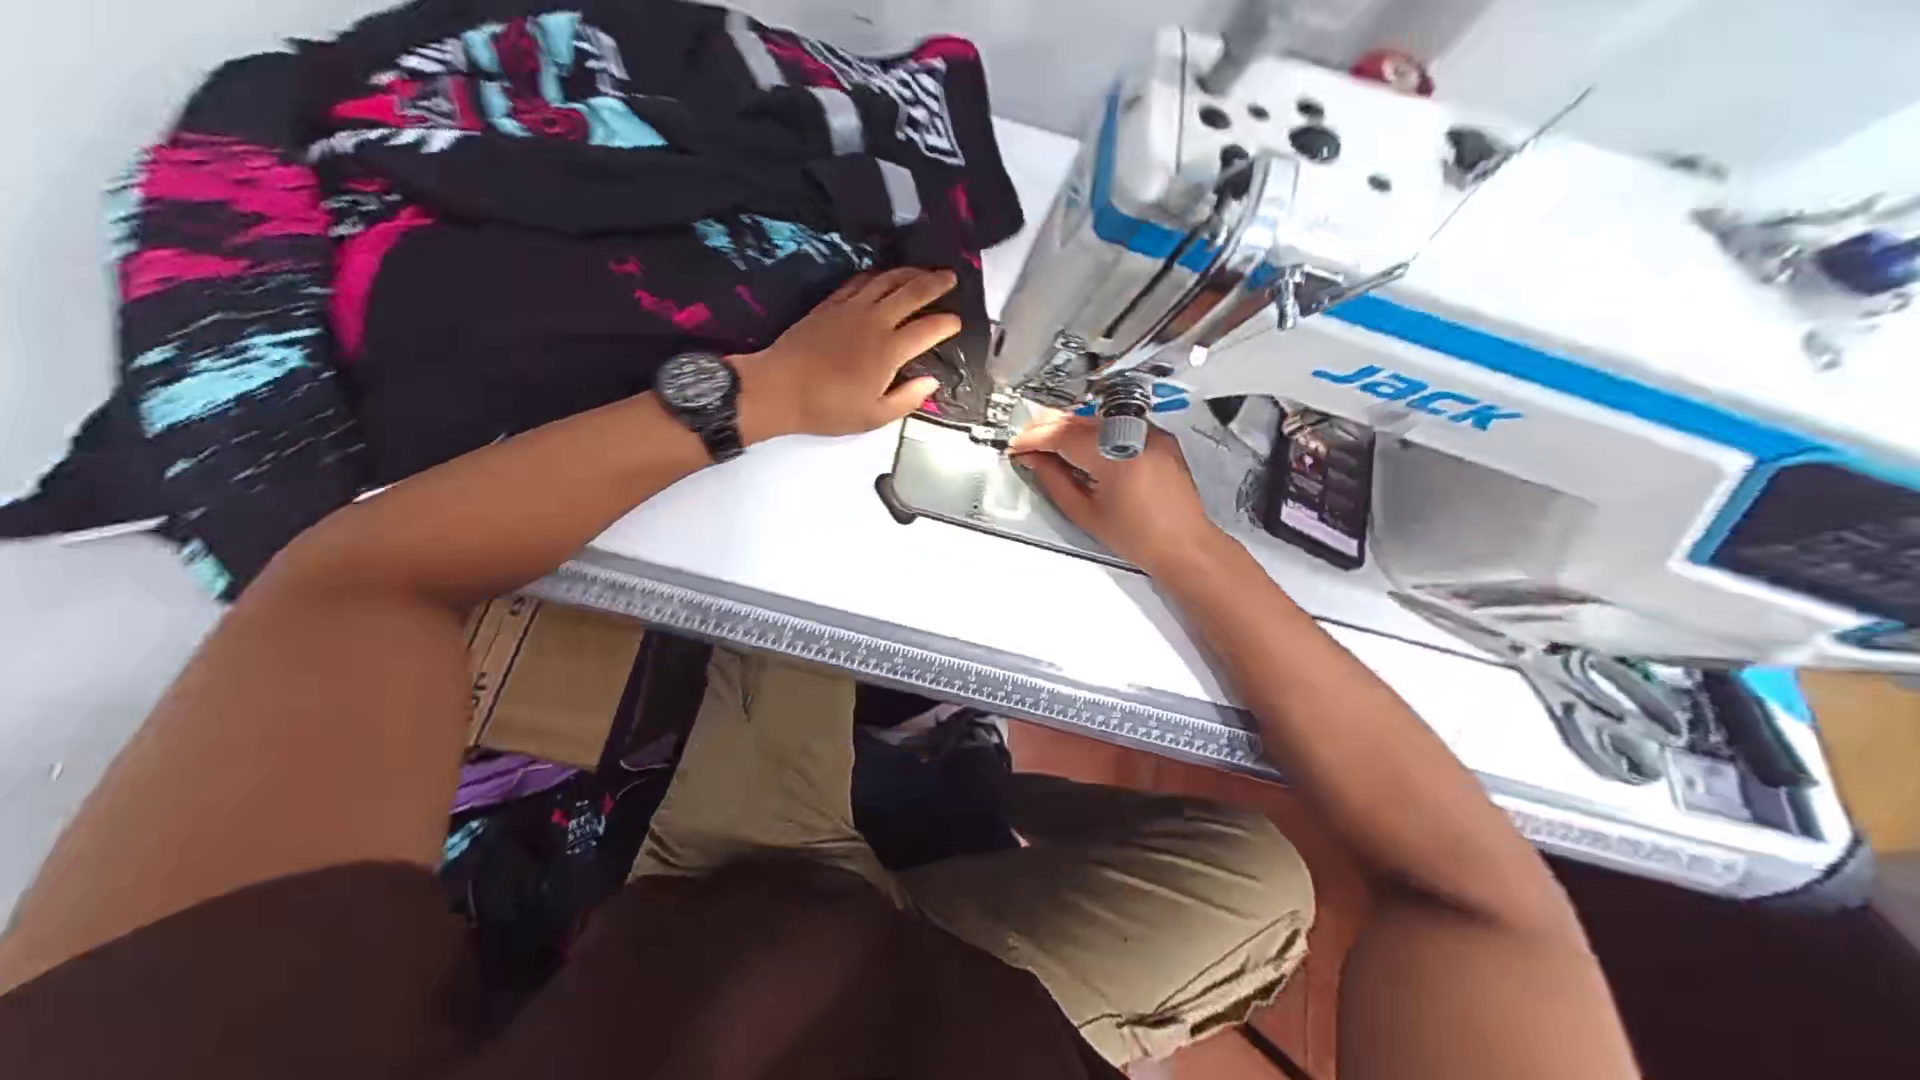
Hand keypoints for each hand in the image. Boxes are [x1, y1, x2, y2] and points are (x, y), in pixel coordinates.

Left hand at [734, 268, 960, 442]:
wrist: (779, 388)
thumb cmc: (826, 408)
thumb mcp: (873, 417)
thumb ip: (907, 399)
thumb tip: (930, 383)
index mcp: (888, 351)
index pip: (928, 329)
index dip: (947, 323)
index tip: (956, 323)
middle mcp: (873, 322)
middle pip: (912, 292)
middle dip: (935, 282)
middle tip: (950, 277)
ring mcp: (850, 309)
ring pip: (886, 279)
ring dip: (909, 272)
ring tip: (923, 271)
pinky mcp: (830, 305)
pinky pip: (859, 281)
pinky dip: (876, 275)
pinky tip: (882, 276)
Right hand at [1008, 413, 1221, 571]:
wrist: (1184, 544)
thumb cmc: (1142, 538)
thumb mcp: (1085, 513)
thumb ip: (1055, 481)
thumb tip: (1035, 460)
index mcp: (1116, 457)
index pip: (1064, 435)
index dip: (1034, 438)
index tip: (1018, 446)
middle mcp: (1136, 436)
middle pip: (1079, 420)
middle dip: (1047, 427)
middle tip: (1027, 441)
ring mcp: (1150, 433)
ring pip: (1097, 418)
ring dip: (1069, 427)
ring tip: (1048, 443)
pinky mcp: (1158, 436)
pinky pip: (1118, 423)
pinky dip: (1094, 430)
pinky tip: (1081, 445)